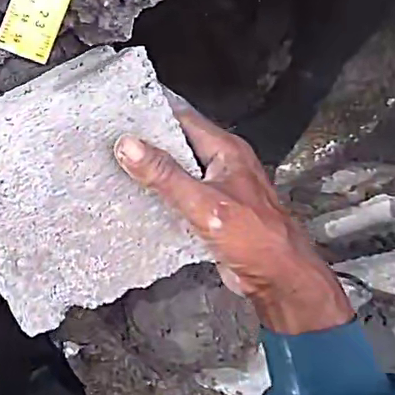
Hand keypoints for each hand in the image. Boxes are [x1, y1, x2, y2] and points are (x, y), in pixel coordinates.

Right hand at [115, 105, 353, 333]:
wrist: (279, 279)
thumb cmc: (257, 239)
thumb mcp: (203, 203)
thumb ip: (164, 174)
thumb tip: (130, 146)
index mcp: (226, 151)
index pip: (183, 118)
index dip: (153, 115)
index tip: (123, 117)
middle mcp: (224, 164)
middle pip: (179, 143)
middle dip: (149, 143)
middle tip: (115, 143)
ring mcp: (219, 187)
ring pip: (180, 170)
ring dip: (155, 171)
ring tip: (121, 168)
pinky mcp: (213, 210)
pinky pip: (182, 194)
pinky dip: (163, 195)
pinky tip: (142, 200)